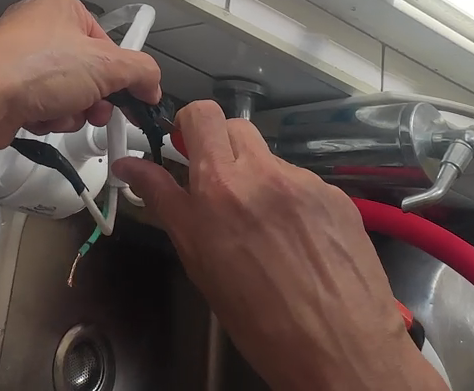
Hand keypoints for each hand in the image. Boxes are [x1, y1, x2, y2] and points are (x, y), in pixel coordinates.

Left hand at [0, 0, 160, 149]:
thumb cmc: (40, 69)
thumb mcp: (105, 65)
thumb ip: (141, 72)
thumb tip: (153, 84)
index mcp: (62, 5)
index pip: (107, 41)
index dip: (121, 73)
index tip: (133, 100)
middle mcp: (39, 25)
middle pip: (87, 69)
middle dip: (94, 97)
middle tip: (95, 111)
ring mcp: (20, 56)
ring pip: (67, 91)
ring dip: (70, 110)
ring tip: (59, 114)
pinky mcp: (7, 85)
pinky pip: (42, 104)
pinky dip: (47, 116)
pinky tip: (38, 120)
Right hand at [112, 102, 443, 390]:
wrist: (344, 356)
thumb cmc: (258, 319)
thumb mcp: (196, 259)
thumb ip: (163, 200)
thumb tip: (129, 167)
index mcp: (219, 187)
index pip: (199, 115)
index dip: (188, 124)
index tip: (184, 145)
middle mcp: (262, 173)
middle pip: (233, 125)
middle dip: (220, 145)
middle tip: (218, 181)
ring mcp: (304, 182)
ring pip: (268, 156)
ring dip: (256, 175)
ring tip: (263, 226)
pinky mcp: (337, 197)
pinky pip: (302, 183)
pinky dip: (292, 200)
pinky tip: (298, 241)